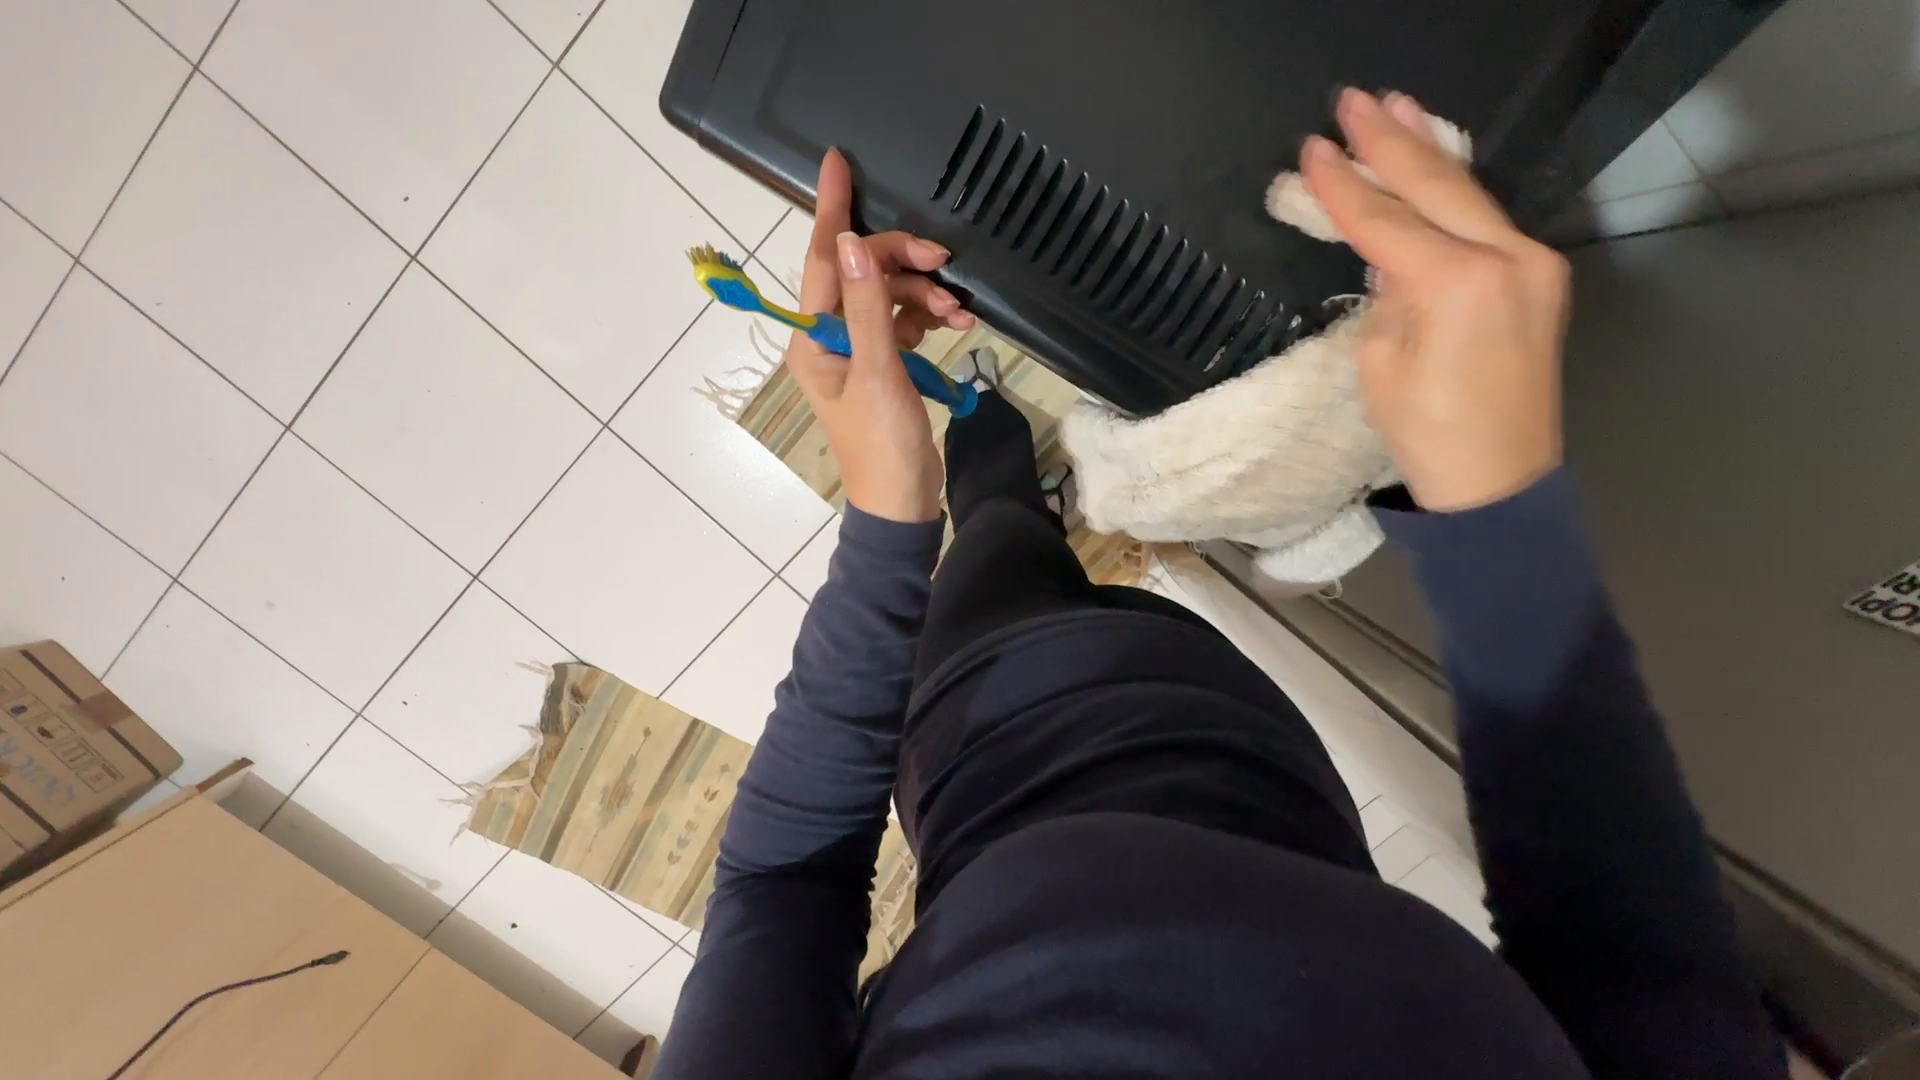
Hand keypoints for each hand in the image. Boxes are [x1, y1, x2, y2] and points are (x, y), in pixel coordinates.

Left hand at [784, 149, 969, 522]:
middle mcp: (829, 338)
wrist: (903, 501)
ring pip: (889, 296)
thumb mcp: (877, 372)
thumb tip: (853, 243)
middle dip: (902, 262)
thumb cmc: (882, 444)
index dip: (832, 212)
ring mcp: (858, 351)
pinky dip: (928, 317)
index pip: (821, 263)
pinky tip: (955, 322)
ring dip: (924, 294)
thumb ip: (868, 306)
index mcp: (813, 339)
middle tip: (943, 261)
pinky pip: (904, 322)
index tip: (837, 162)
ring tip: (958, 311)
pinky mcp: (885, 364)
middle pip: (862, 274)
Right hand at [1302, 89, 1570, 511]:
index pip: (1385, 220)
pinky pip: (1486, 220)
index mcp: (1455, 284)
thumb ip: (1387, 295)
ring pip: (1469, 194)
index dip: (1342, 185)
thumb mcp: (1379, 361)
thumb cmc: (1424, 434)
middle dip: (1389, 142)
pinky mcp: (1537, 279)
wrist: (1496, 480)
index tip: (1312, 149)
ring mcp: (1531, 264)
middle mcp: (1505, 258)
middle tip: (1354, 101)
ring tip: (1396, 110)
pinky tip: (1433, 165)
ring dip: (1428, 151)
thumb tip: (1392, 259)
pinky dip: (1453, 190)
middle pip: (1436, 186)